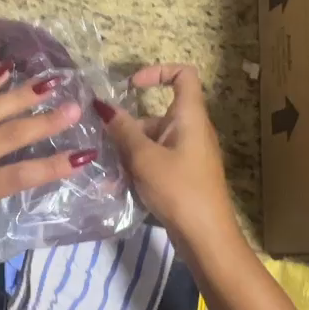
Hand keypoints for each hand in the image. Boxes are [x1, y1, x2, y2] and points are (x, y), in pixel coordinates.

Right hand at [96, 64, 240, 245]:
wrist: (206, 238)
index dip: (157, 71)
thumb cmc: (179, 190)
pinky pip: (155, 161)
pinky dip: (136, 168)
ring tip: (105, 170)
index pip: (184, 75)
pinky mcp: (182, 176)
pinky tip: (116, 187)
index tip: (131, 86)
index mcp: (189, 117)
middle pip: (156, 114)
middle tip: (103, 142)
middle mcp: (191, 130)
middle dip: (128, 127)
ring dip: (127, 151)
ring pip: (151, 141)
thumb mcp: (144, 158)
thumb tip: (102, 105)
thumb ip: (122, 130)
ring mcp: (187, 154)